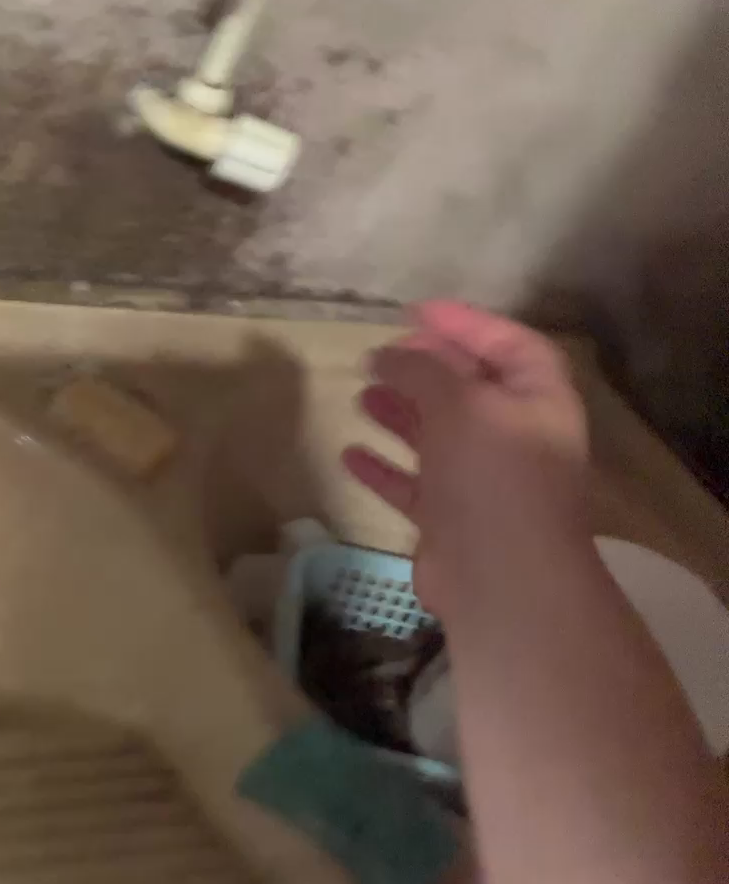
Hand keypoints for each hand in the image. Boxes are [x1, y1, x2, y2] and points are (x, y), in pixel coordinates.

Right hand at [343, 300, 593, 620]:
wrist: (499, 572)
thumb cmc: (491, 478)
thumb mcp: (461, 407)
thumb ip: (424, 373)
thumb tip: (389, 352)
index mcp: (535, 402)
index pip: (508, 345)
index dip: (465, 324)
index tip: (412, 311)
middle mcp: (511, 435)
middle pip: (468, 389)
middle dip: (425, 368)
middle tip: (378, 354)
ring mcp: (478, 478)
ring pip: (435, 434)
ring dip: (399, 413)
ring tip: (360, 395)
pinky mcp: (445, 514)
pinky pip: (409, 480)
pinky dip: (381, 465)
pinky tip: (349, 454)